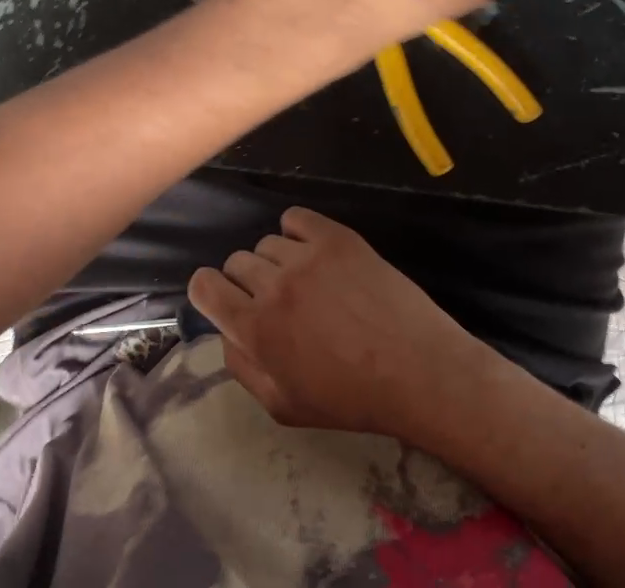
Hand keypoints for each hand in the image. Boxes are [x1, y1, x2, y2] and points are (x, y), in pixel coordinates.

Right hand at [187, 207, 491, 438]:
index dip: (210, 293)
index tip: (229, 303)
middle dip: (247, 283)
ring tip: (308, 285)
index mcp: (255, 329)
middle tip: (280, 305)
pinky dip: (296, 232)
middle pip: (235, 262)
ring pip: (266, 243)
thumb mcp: (283, 406)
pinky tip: (315, 255)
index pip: (203, 285)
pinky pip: (295, 218)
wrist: (420, 373)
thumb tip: (227, 332)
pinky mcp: (338, 239)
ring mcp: (306, 258)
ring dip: (276, 262)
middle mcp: (273, 286)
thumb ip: (242, 367)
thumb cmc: (352, 399)